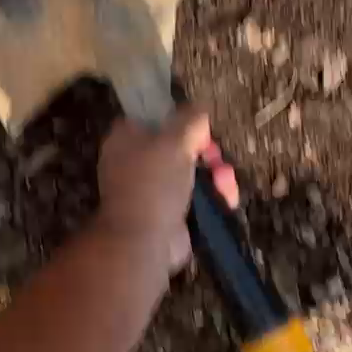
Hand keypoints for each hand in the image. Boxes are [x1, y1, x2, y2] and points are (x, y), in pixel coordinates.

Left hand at [95, 106, 239, 269]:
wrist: (145, 240)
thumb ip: (190, 119)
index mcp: (126, 138)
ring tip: (225, 184)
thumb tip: (199, 110)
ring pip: (192, 171)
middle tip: (215, 159)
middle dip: (206, 152)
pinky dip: (212, 196)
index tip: (199, 127)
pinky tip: (226, 199)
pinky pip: (195, 196)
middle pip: (179, 145)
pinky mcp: (167, 211)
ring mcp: (151, 189)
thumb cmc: (154, 183)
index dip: (179, 119)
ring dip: (216, 175)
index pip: (153, 117)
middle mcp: (135, 162)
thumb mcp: (175, 140)